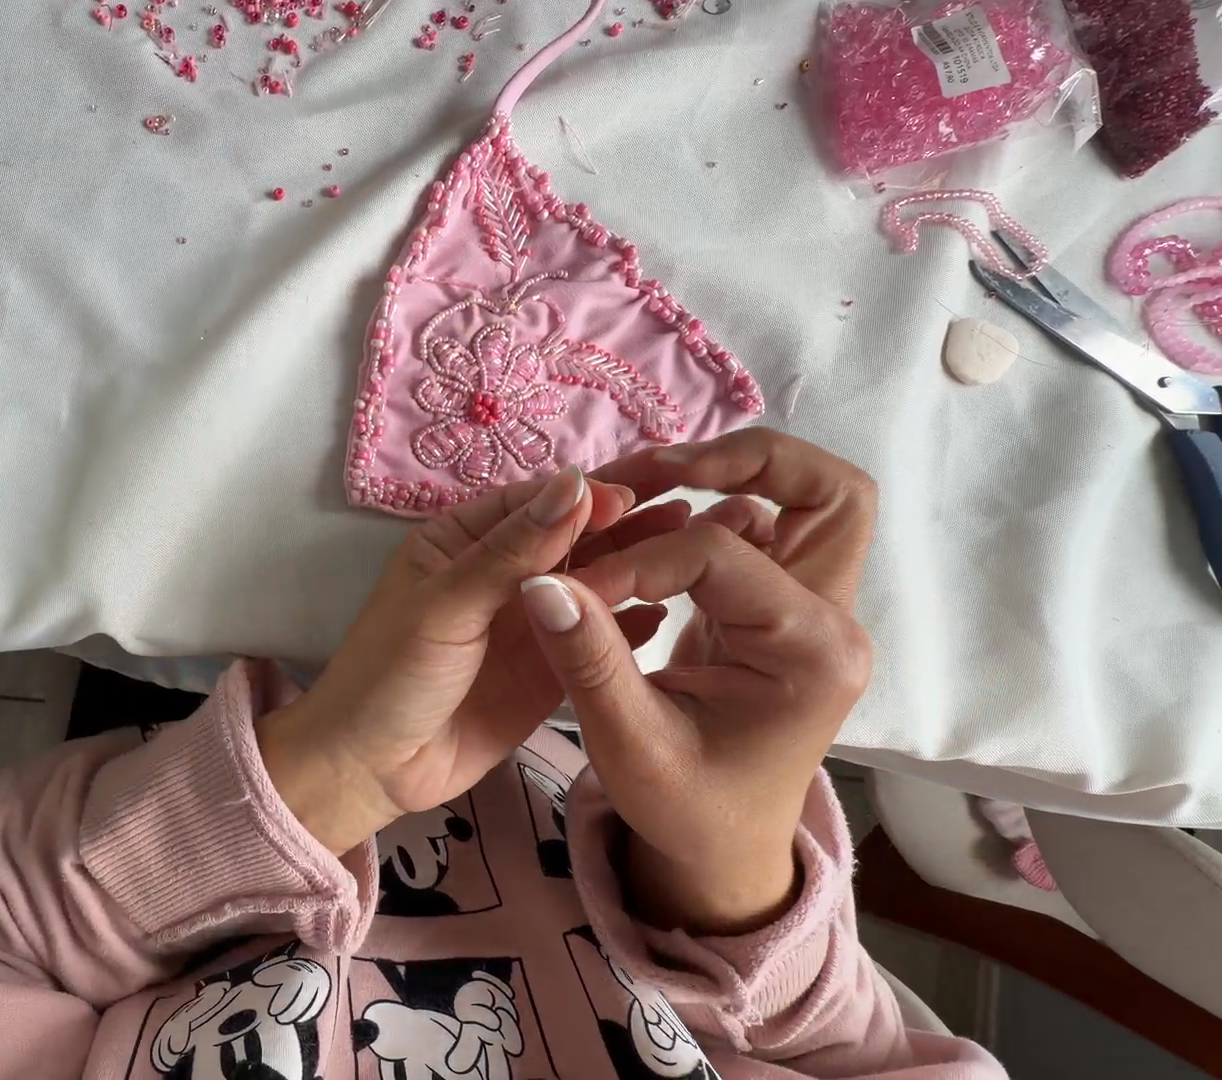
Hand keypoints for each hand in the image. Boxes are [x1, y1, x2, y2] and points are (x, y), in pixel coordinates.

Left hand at [256, 466, 674, 854]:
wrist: (375, 765)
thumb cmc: (390, 673)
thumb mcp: (445, 606)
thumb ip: (510, 551)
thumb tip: (574, 482)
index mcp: (461, 542)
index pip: (532, 504)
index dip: (584, 496)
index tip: (640, 493)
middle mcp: (499, 575)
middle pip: (570, 538)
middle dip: (625, 523)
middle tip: (694, 511)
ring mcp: (527, 622)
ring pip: (590, 583)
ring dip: (637, 566)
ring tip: (699, 549)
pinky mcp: (548, 668)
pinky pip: (595, 636)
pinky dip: (629, 624)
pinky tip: (667, 614)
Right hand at [519, 429, 876, 934]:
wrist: (724, 849)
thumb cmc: (683, 807)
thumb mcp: (626, 744)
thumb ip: (588, 659)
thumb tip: (540, 581)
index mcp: (808, 654)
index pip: (716, 555)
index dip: (632, 558)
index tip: (568, 589)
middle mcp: (829, 621)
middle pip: (830, 493)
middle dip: (745, 459)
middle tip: (662, 465)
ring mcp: (811, 614)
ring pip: (809, 501)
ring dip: (734, 474)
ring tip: (652, 480)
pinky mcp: (779, 613)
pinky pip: (766, 532)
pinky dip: (717, 507)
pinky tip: (656, 523)